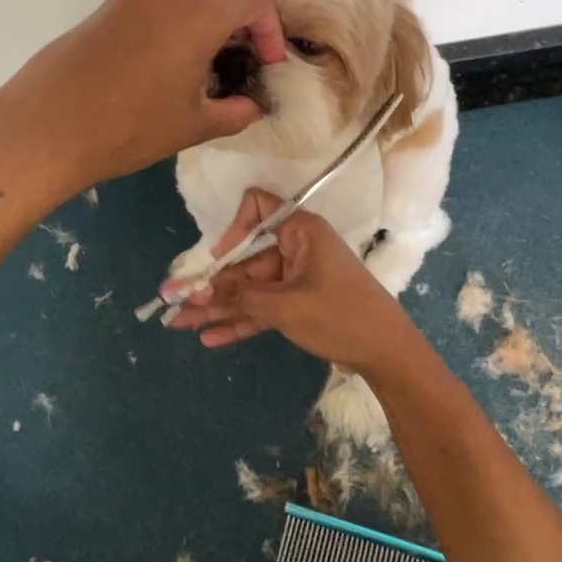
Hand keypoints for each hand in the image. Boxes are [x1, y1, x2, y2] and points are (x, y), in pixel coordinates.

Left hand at [0, 0, 285, 188]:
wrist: (49, 126)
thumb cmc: (130, 126)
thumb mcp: (194, 125)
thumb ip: (235, 112)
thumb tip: (252, 107)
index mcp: (197, 10)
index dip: (270, 28)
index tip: (268, 61)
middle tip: (241, 33)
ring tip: (209, 45)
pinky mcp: (110, 3)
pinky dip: (178, 4)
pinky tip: (173, 52)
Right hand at [165, 190, 421, 373]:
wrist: (387, 352)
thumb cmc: (341, 316)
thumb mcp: (287, 306)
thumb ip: (240, 297)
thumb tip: (195, 293)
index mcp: (300, 231)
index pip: (258, 209)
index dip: (233, 229)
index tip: (217, 259)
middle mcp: (296, 248)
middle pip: (245, 260)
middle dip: (211, 285)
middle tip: (173, 304)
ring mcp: (296, 279)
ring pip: (249, 289)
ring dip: (218, 307)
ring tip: (180, 325)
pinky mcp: (297, 305)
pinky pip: (261, 308)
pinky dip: (239, 321)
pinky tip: (210, 337)